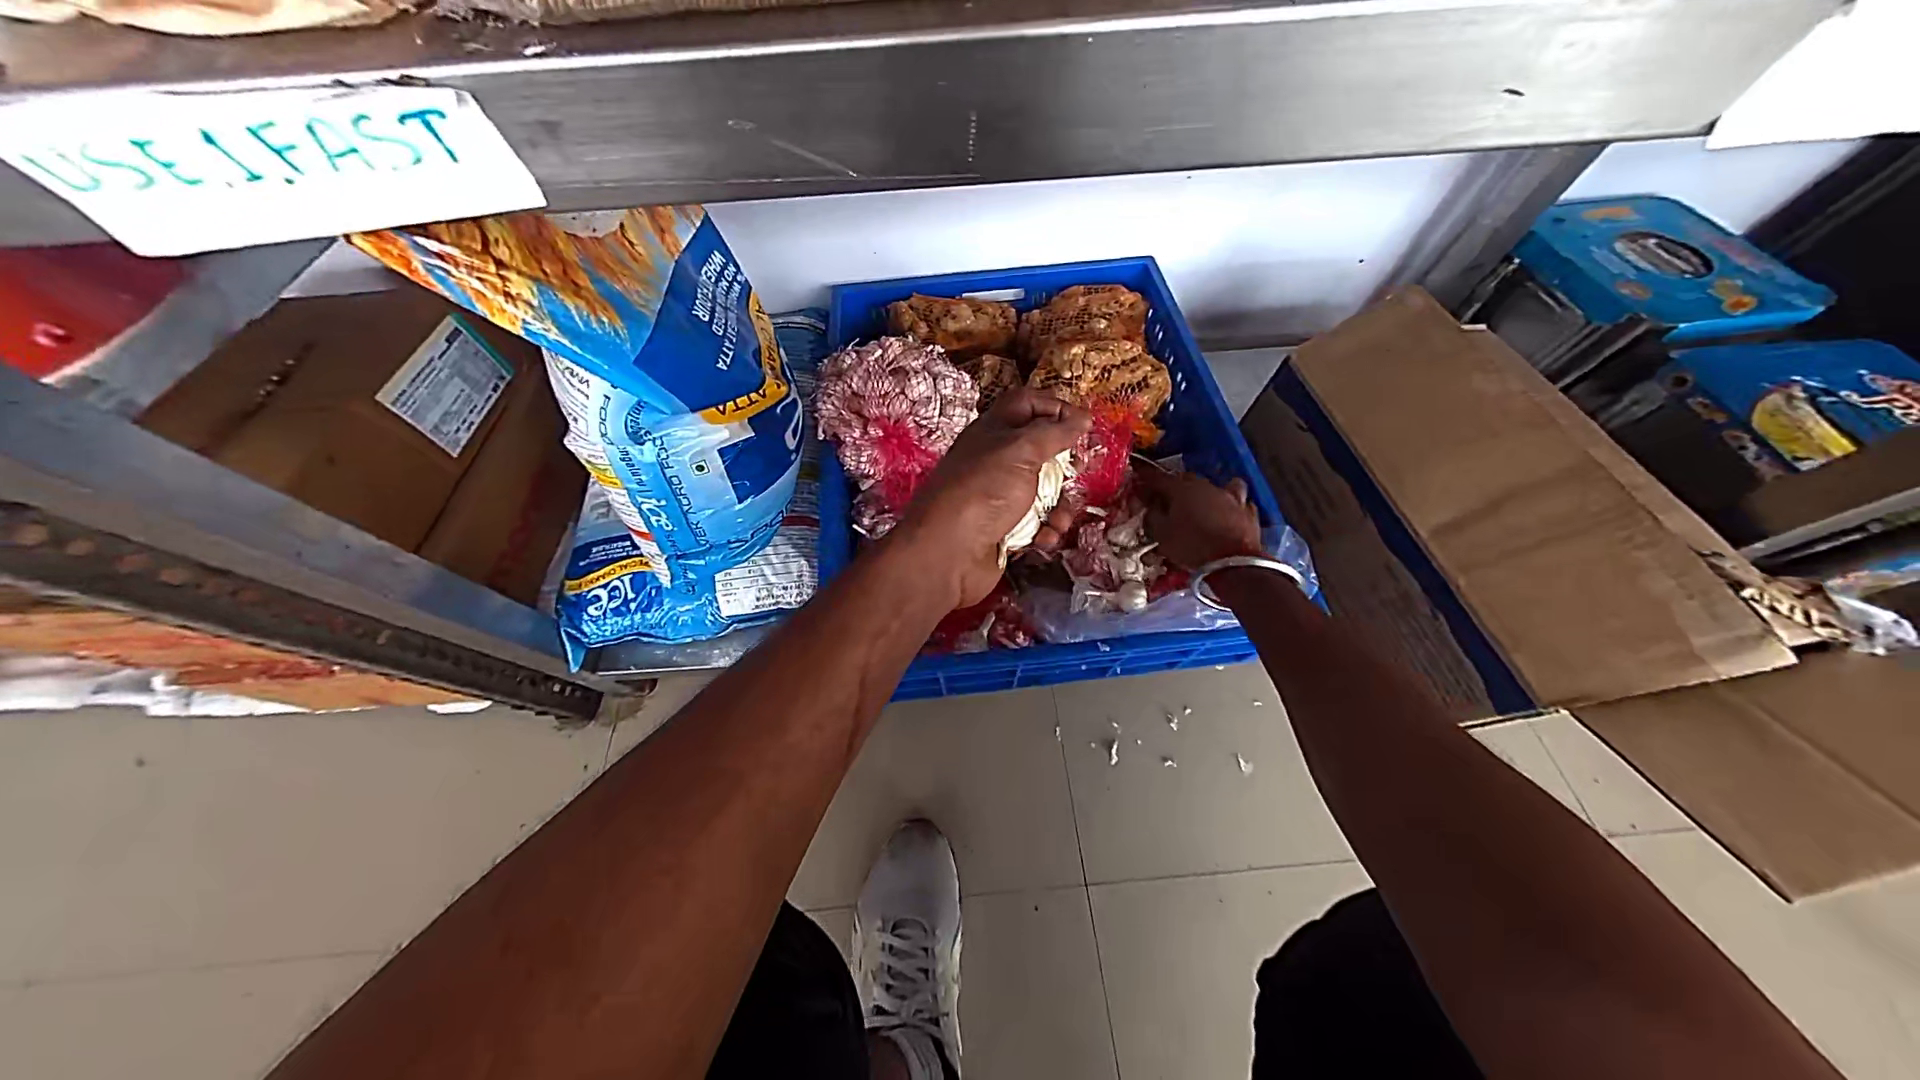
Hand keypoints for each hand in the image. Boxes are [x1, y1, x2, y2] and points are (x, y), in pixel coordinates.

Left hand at [891, 388, 1089, 608]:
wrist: (947, 552)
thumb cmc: (982, 492)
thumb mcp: (1021, 450)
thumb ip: (1054, 432)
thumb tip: (1081, 419)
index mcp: (993, 431)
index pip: (1026, 404)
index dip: (1055, 408)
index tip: (1083, 423)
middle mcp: (995, 461)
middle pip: (1040, 452)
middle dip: (1064, 465)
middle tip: (1078, 472)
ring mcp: (999, 497)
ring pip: (1044, 493)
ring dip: (1060, 507)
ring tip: (1059, 519)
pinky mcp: (1004, 529)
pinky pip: (1036, 524)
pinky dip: (1045, 532)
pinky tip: (1043, 538)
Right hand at [1138, 468, 1263, 569]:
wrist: (1232, 563)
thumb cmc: (1191, 547)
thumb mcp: (1161, 535)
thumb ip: (1153, 517)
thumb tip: (1151, 508)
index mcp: (1182, 489)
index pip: (1159, 478)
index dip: (1147, 480)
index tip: (1140, 483)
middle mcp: (1207, 487)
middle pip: (1187, 479)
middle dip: (1176, 486)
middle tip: (1168, 499)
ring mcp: (1231, 498)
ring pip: (1219, 486)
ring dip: (1209, 492)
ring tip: (1204, 503)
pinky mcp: (1248, 513)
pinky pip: (1239, 503)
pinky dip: (1231, 507)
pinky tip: (1228, 516)